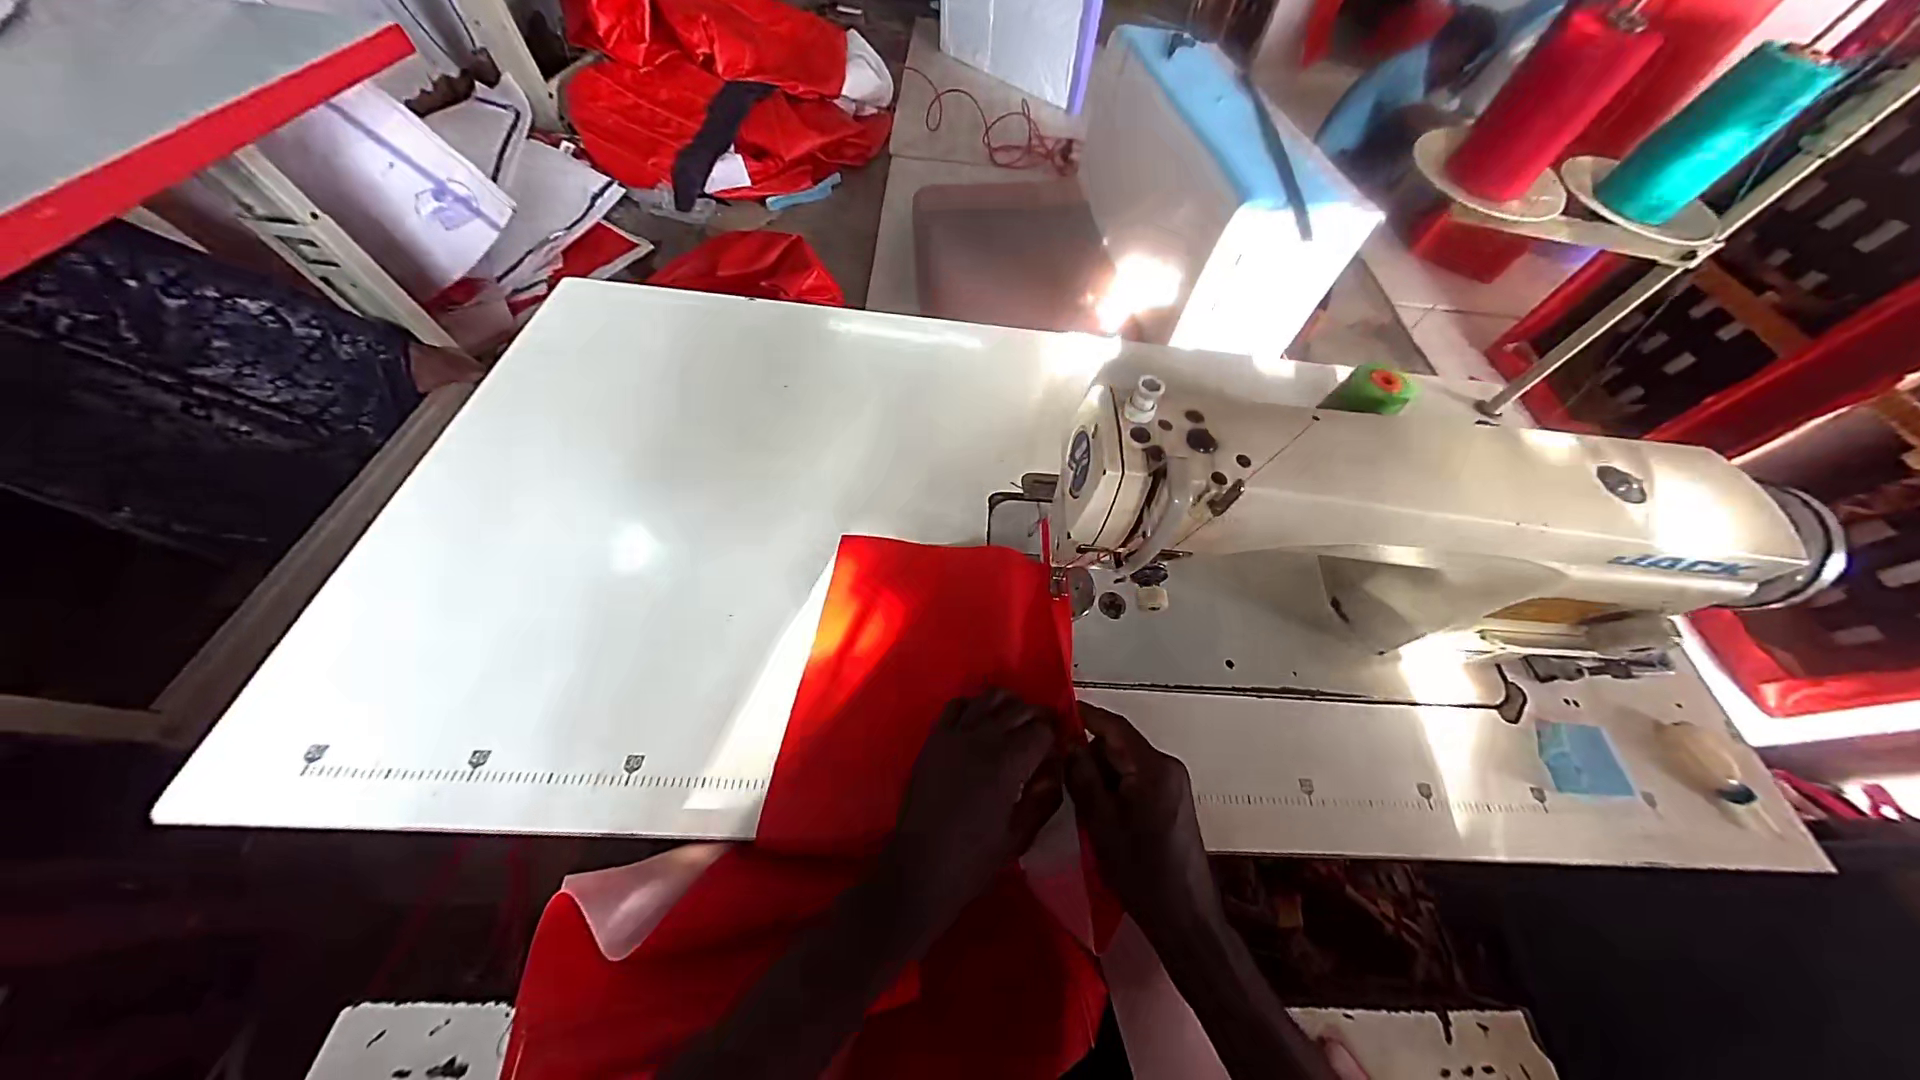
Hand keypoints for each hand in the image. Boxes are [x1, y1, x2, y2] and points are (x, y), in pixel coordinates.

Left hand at [880, 689, 1063, 929]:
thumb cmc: (974, 859)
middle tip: (1043, 735)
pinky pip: (958, 705)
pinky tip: (981, 724)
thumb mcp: (1020, 835)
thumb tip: (1055, 768)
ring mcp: (955, 733)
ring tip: (1015, 724)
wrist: (921, 866)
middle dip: (1037, 718)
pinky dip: (975, 706)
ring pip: (989, 697)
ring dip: (1009, 705)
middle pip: (1019, 708)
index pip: (1042, 730)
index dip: (1055, 738)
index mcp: (1008, 762)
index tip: (1057, 751)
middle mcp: (982, 738)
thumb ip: (1045, 797)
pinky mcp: (935, 737)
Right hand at [1065, 702, 1220, 945]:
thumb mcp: (1101, 822)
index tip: (1055, 711)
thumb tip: (1067, 741)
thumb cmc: (1141, 872)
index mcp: (1153, 767)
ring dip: (1101, 775)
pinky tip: (1102, 815)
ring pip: (1125, 763)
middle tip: (1063, 778)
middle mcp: (1167, 767)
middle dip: (1090, 756)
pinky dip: (1115, 788)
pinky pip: (1135, 778)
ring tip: (1085, 808)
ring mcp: (1173, 783)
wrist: (1184, 917)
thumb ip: (1082, 776)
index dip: (1084, 715)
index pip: (1114, 726)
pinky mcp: (1171, 799)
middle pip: (1119, 744)